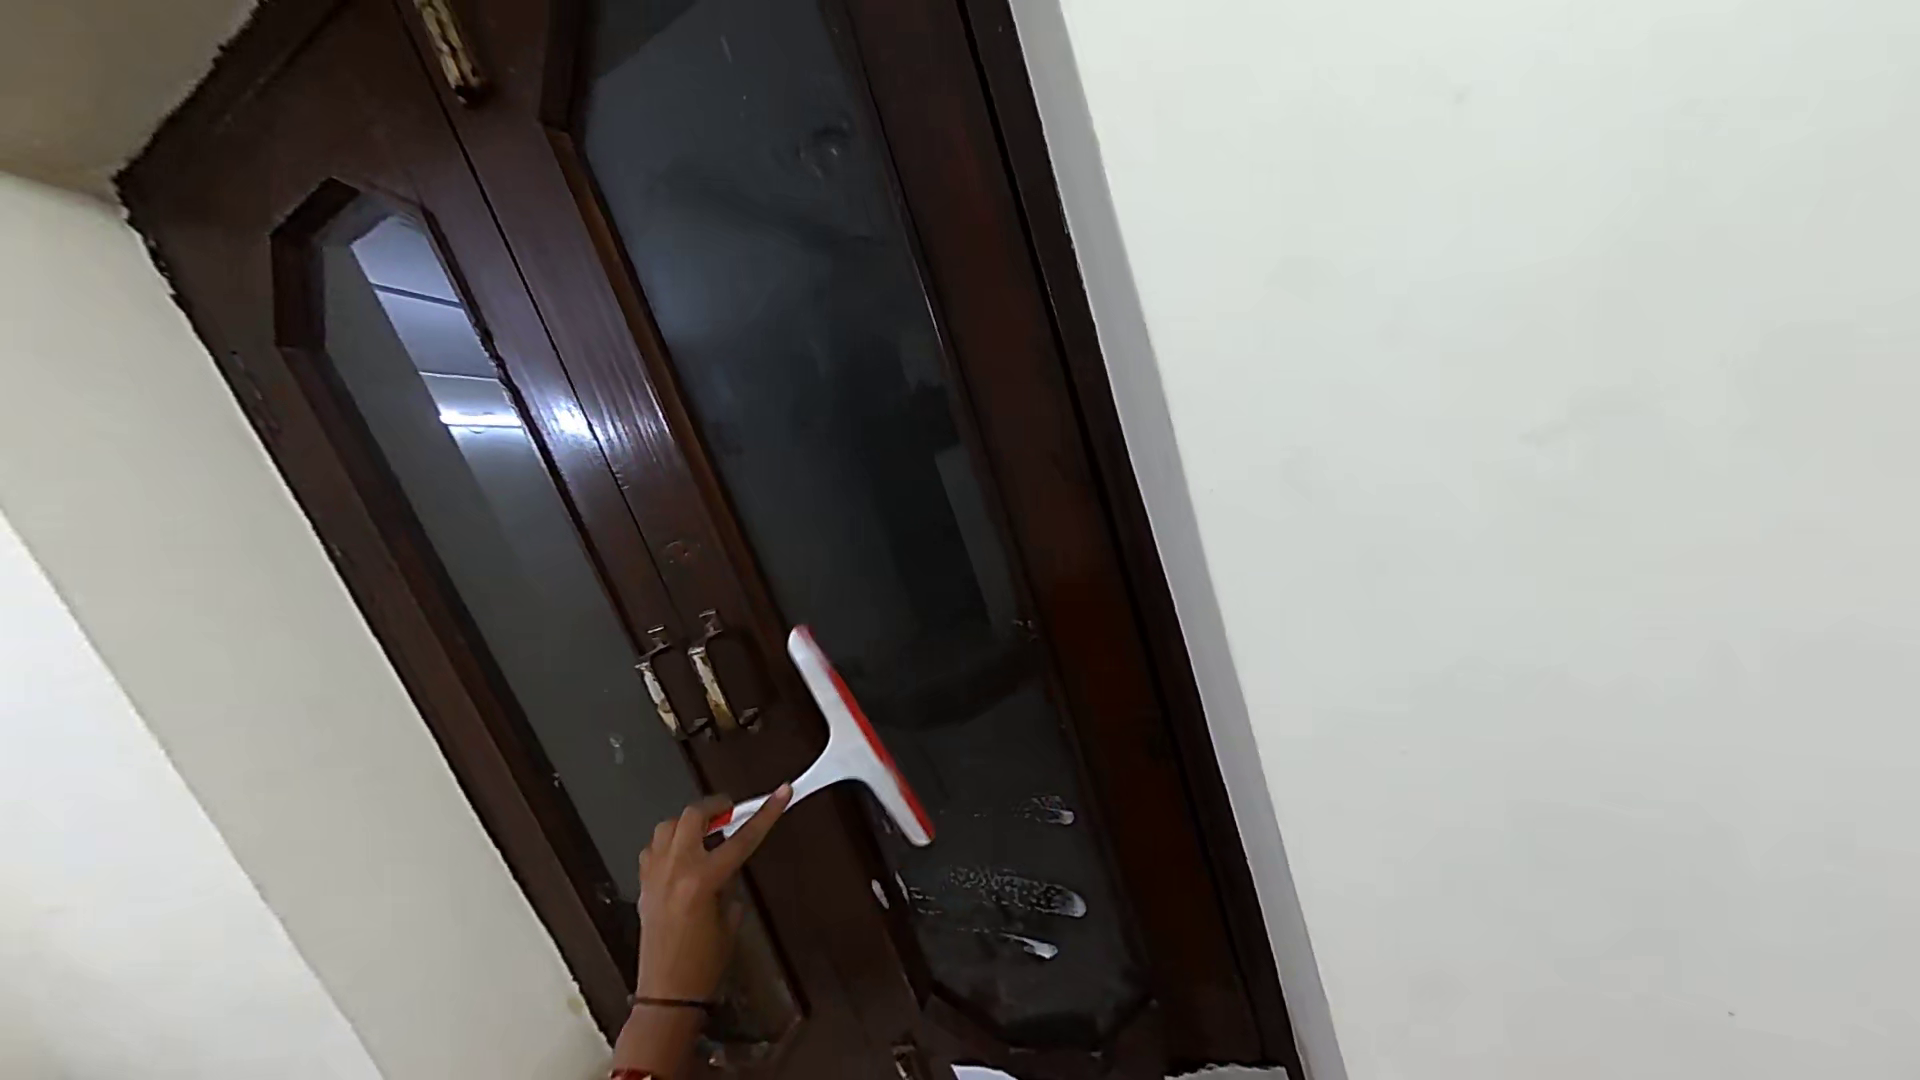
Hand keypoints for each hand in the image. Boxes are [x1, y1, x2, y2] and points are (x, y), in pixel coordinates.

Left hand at [634, 785, 791, 1002]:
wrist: (666, 995)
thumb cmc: (704, 963)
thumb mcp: (729, 917)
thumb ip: (730, 881)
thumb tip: (728, 863)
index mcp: (703, 880)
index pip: (743, 837)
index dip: (767, 813)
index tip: (781, 792)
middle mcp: (675, 871)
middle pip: (693, 815)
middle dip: (715, 806)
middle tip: (730, 812)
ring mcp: (655, 876)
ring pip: (668, 825)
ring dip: (688, 823)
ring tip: (705, 833)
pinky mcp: (643, 885)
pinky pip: (653, 848)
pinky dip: (669, 843)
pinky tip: (682, 855)